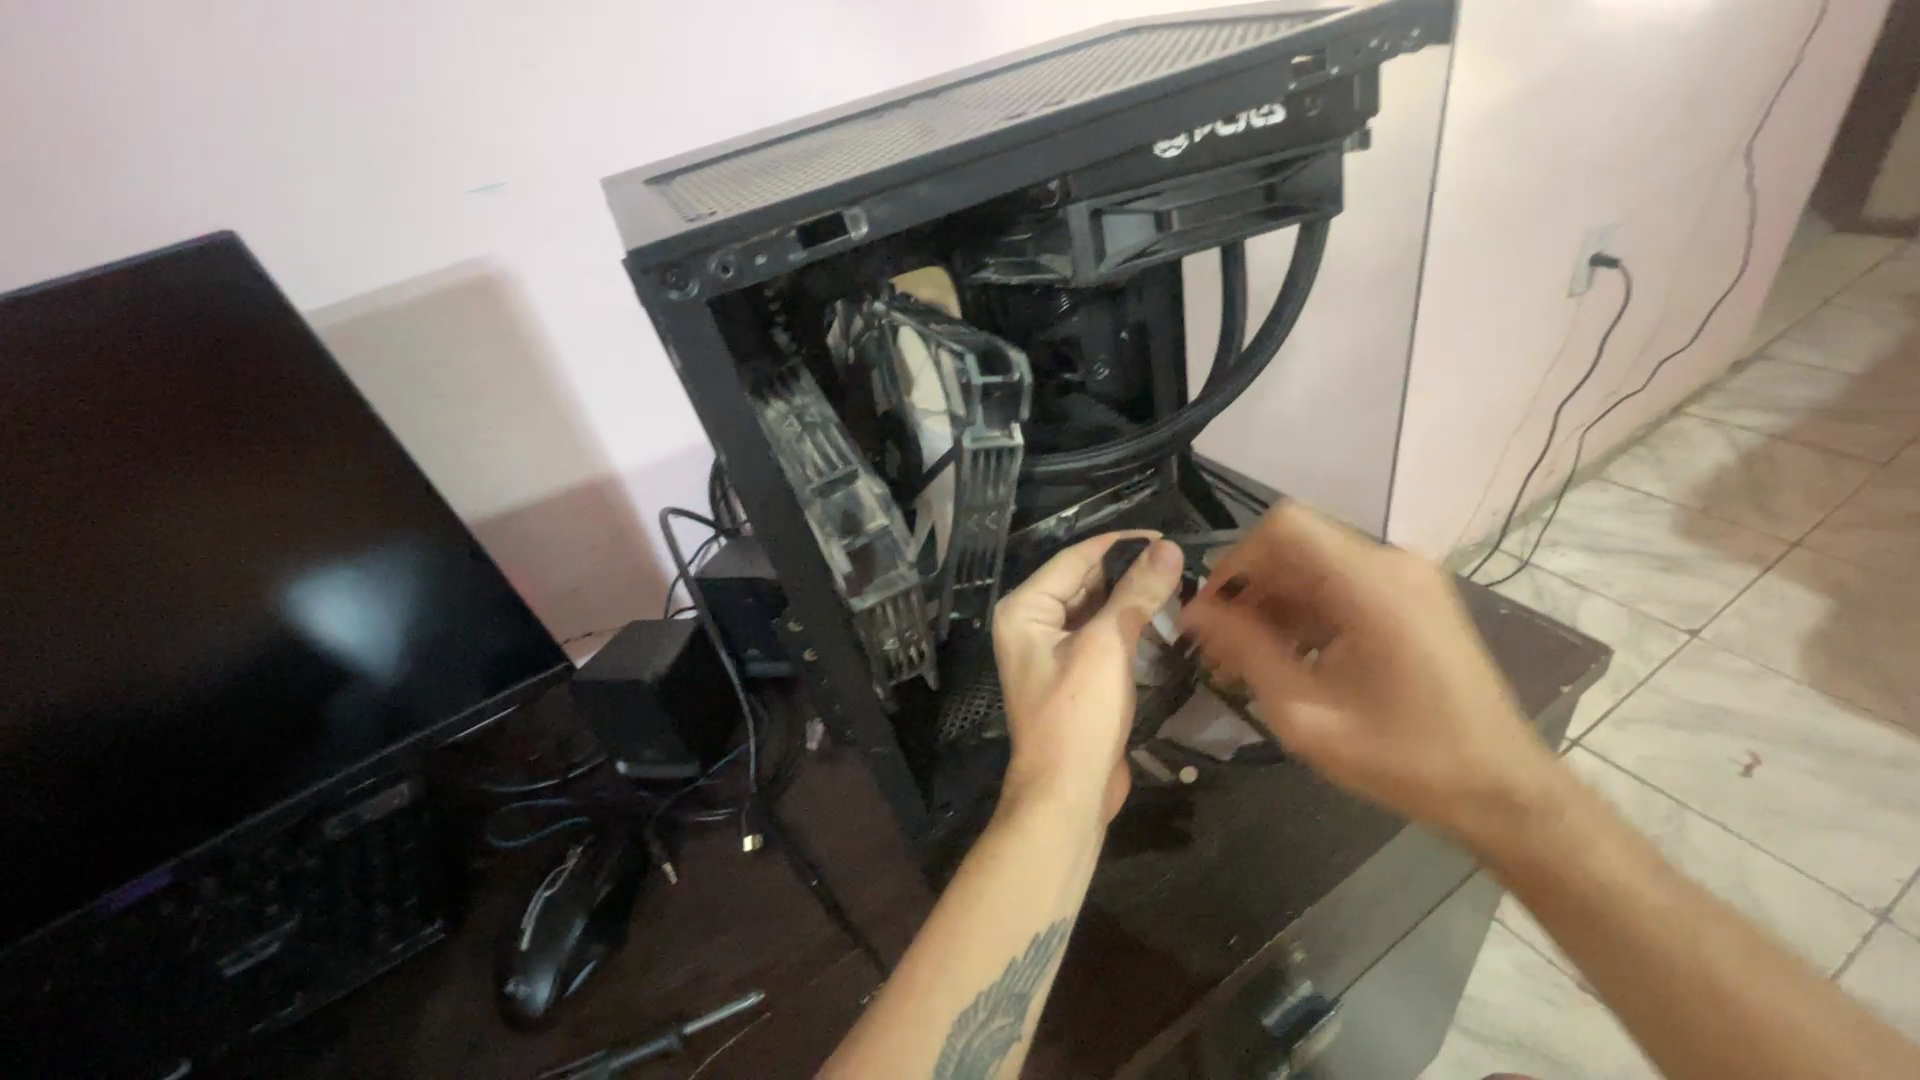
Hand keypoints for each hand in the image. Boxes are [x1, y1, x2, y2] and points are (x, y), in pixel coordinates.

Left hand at [991, 532, 1183, 822]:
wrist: (1068, 792)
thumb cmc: (1079, 714)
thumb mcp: (1109, 646)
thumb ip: (1136, 593)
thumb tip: (1168, 547)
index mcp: (1024, 609)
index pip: (1076, 559)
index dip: (1121, 544)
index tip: (1167, 537)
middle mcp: (1031, 624)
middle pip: (1084, 582)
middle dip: (1128, 571)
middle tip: (1180, 562)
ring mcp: (1051, 651)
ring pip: (1095, 609)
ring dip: (1131, 598)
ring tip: (1179, 584)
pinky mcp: (1073, 674)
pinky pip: (1101, 636)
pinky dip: (1128, 626)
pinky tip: (1162, 620)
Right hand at [1177, 502, 1559, 848]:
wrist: (1501, 790)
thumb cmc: (1404, 757)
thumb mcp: (1306, 712)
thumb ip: (1246, 651)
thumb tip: (1194, 612)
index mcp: (1371, 583)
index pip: (1283, 527)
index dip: (1236, 561)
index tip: (1212, 612)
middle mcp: (1392, 564)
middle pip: (1296, 547)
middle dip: (1249, 590)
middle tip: (1219, 647)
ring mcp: (1408, 581)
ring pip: (1314, 568)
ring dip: (1273, 606)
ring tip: (1245, 662)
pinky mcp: (1413, 601)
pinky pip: (1341, 588)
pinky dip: (1305, 614)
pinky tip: (1287, 661)